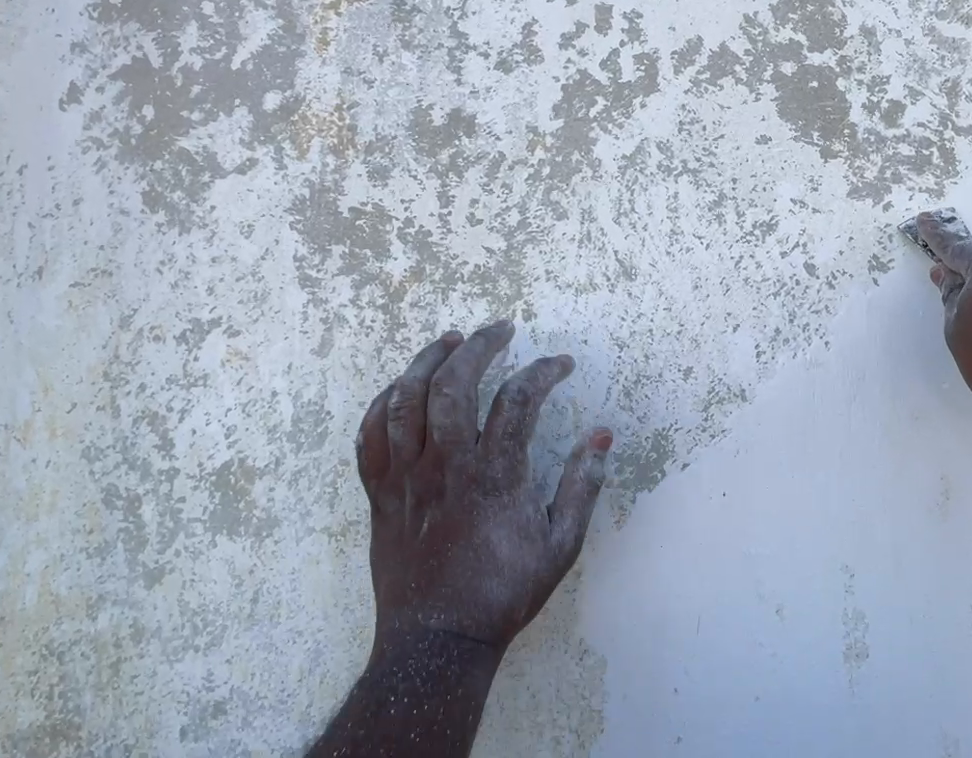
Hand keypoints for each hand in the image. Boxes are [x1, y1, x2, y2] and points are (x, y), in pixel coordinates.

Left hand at [354, 320, 611, 655]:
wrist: (436, 643)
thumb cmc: (503, 593)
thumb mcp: (561, 545)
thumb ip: (582, 485)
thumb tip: (603, 436)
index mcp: (495, 476)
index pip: (519, 399)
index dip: (544, 371)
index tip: (561, 365)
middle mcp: (446, 466)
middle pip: (453, 385)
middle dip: (479, 345)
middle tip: (501, 328)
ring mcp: (406, 478)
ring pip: (405, 400)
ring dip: (427, 361)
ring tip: (451, 340)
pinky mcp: (378, 494)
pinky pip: (369, 436)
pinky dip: (383, 403)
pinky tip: (402, 387)